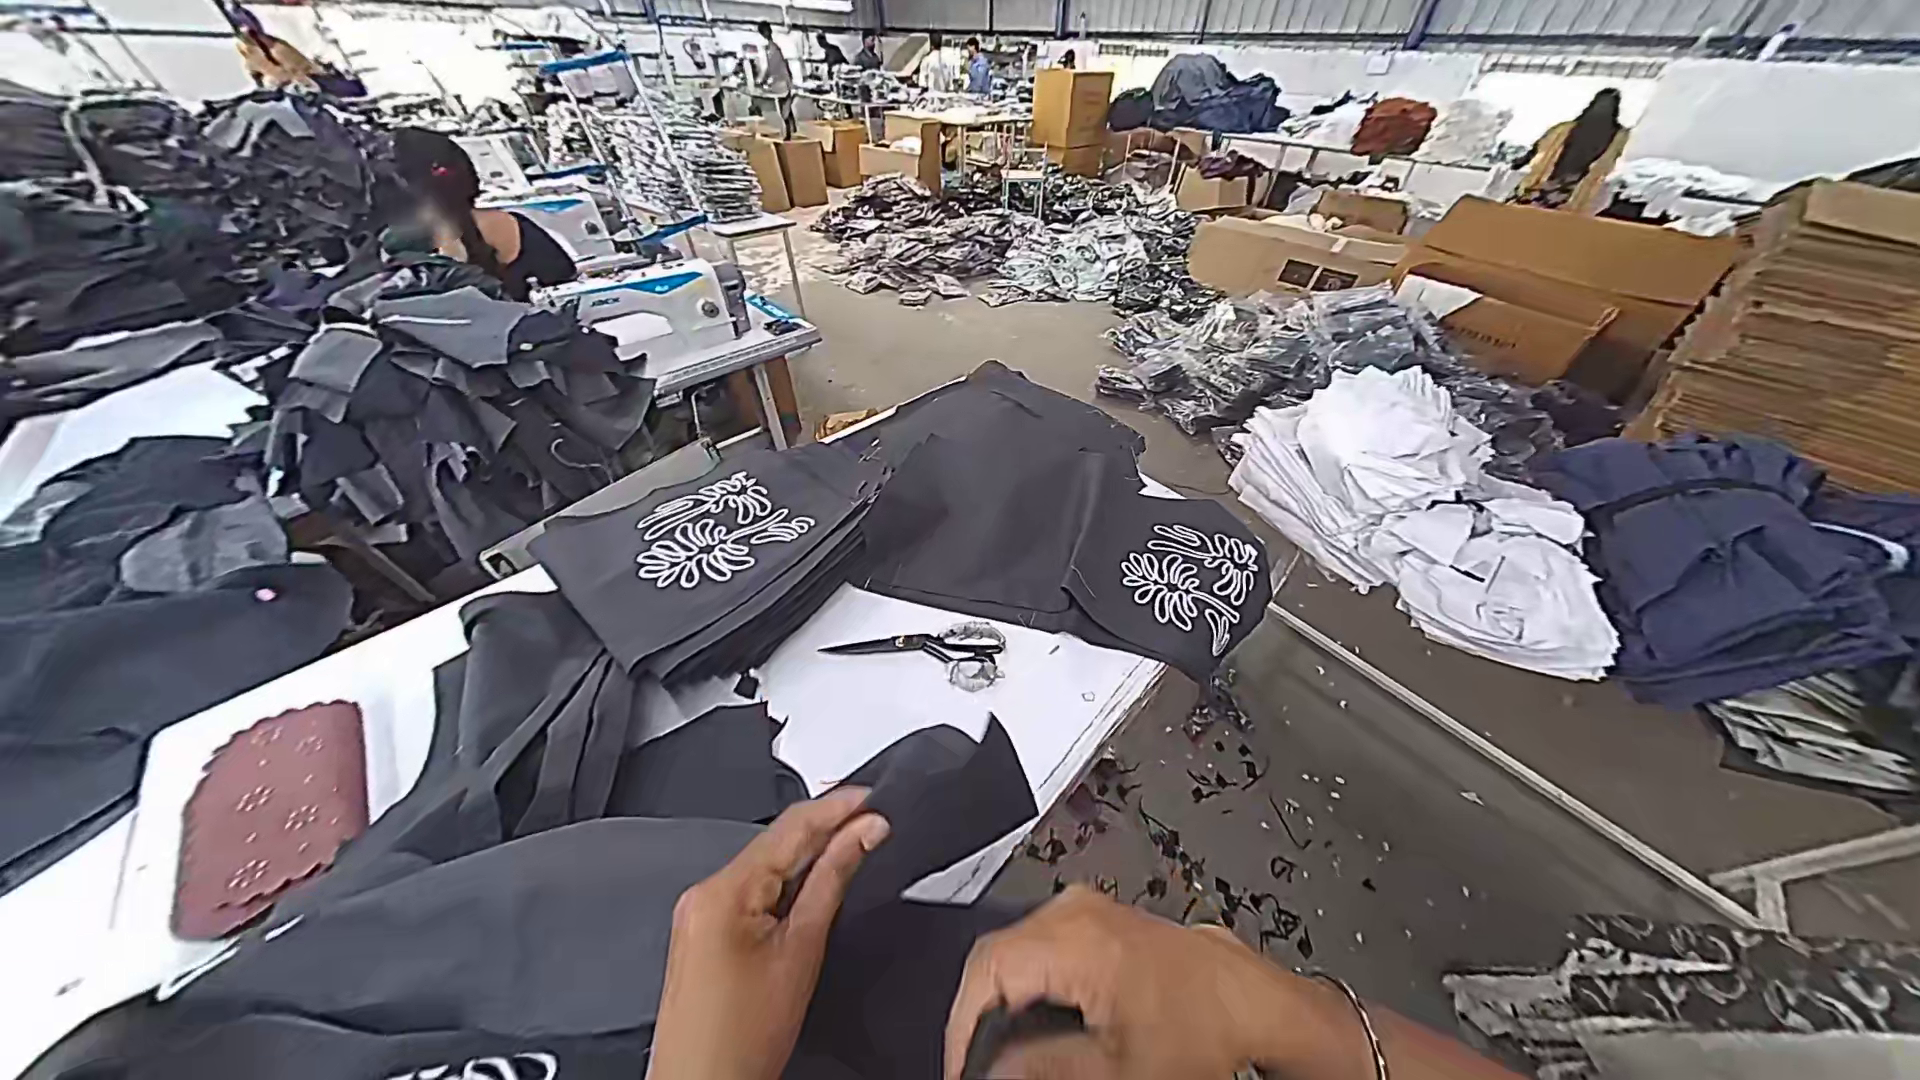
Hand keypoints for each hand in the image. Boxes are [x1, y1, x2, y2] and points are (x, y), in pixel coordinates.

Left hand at [648, 788, 890, 1079]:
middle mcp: (705, 891)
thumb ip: (834, 877)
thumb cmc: (740, 1041)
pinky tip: (816, 876)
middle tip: (872, 820)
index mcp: (724, 890)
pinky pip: (755, 883)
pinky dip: (789, 875)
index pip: (792, 825)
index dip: (838, 807)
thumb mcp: (802, 949)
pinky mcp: (705, 924)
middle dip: (827, 826)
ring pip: (769, 860)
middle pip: (778, 839)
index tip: (872, 798)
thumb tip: (864, 831)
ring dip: (810, 850)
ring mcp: (701, 908)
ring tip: (853, 841)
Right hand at [944, 886, 1331, 1079]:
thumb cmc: (1197, 1026)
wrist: (1239, 996)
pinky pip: (1034, 940)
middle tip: (976, 1061)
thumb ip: (1042, 1067)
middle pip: (996, 951)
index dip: (963, 1020)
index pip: (989, 965)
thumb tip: (989, 1069)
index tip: (960, 1064)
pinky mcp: (1088, 913)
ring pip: (1012, 944)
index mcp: (1075, 937)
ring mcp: (1081, 906)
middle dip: (978, 1010)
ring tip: (999, 1046)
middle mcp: (1072, 909)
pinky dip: (1022, 978)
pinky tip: (1030, 1015)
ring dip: (999, 995)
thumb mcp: (1116, 1068)